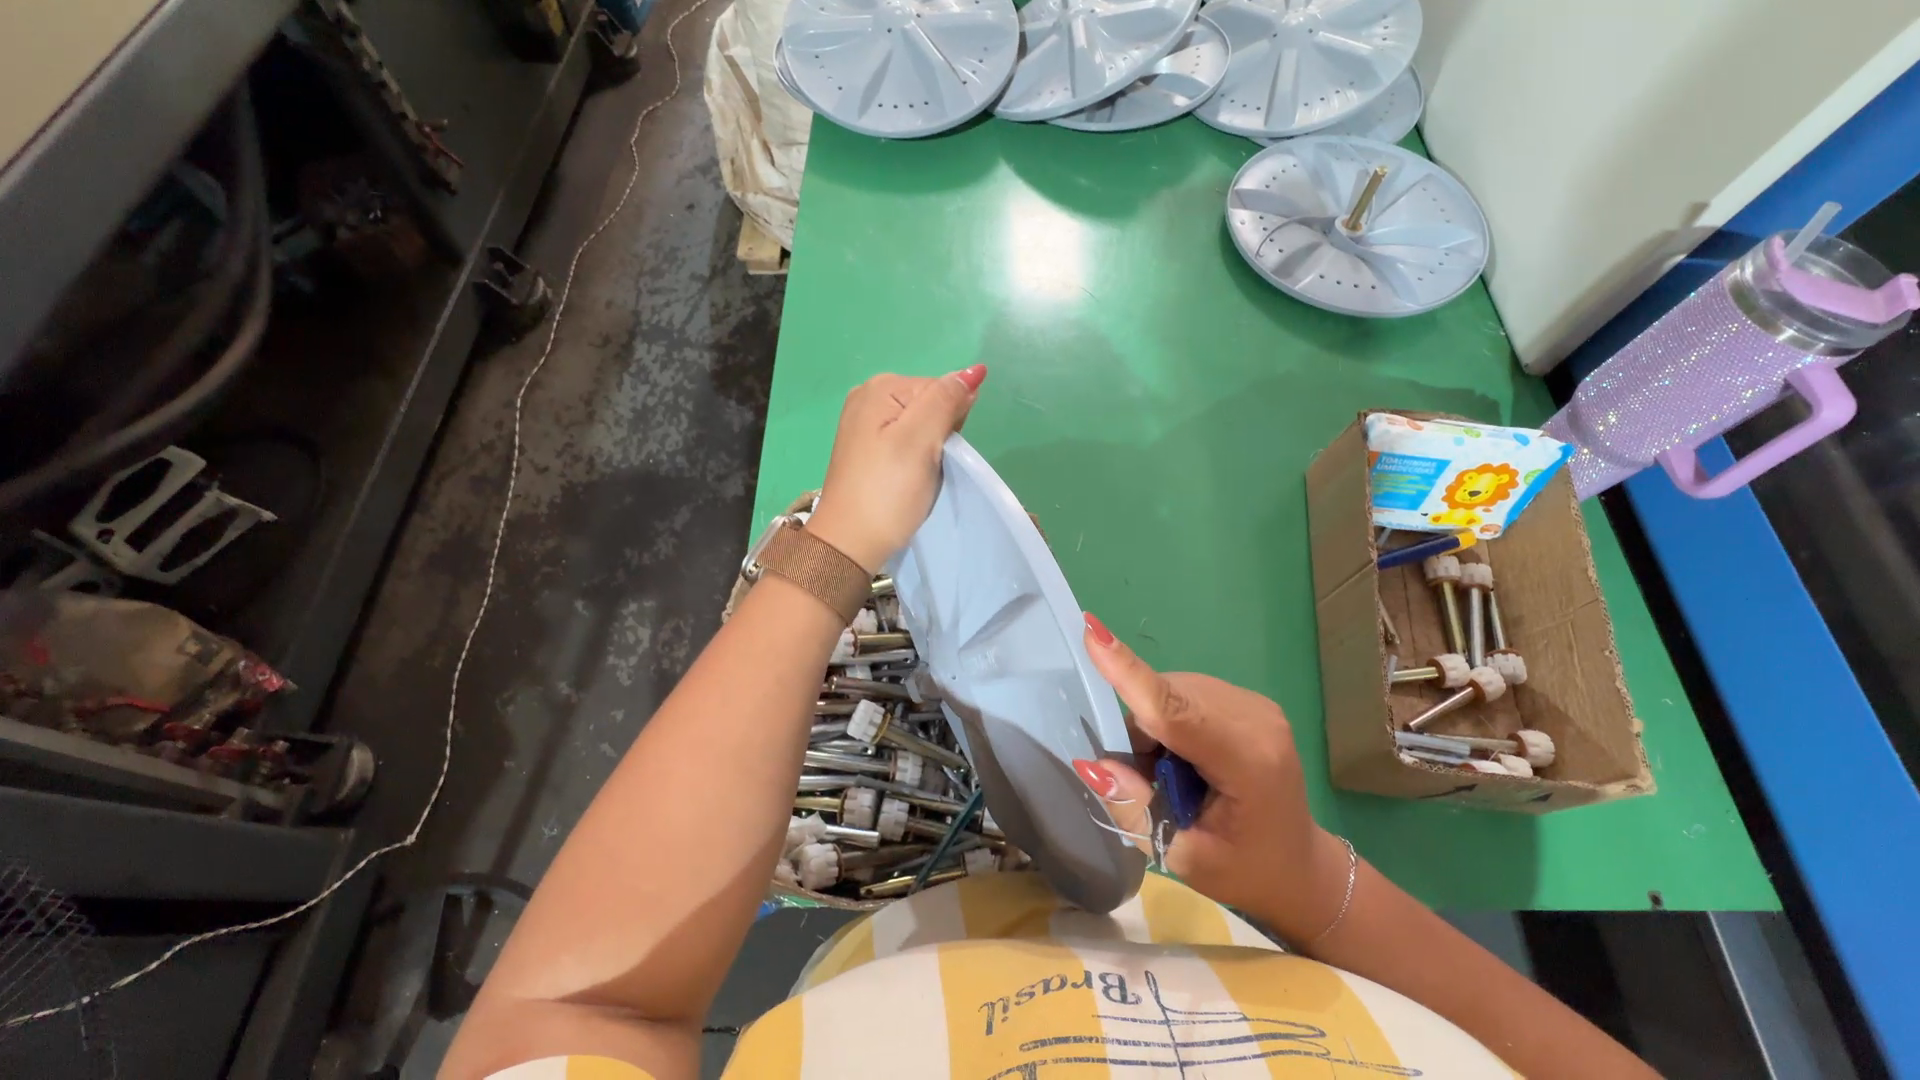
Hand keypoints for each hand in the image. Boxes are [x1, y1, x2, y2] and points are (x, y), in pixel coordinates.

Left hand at [806, 366, 986, 572]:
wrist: (850, 542)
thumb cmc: (889, 490)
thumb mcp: (921, 440)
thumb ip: (946, 400)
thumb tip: (975, 370)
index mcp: (881, 387)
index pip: (940, 389)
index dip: (950, 420)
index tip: (939, 450)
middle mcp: (868, 396)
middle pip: (930, 403)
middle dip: (940, 432)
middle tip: (927, 464)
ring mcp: (865, 423)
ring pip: (921, 425)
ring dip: (929, 448)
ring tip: (917, 474)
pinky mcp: (866, 448)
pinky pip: (906, 441)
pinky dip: (915, 458)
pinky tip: (906, 476)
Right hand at [1073, 613, 1350, 941]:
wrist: (1299, 867)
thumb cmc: (1244, 870)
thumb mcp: (1185, 856)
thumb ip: (1138, 809)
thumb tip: (1094, 765)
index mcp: (1247, 760)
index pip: (1175, 711)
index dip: (1130, 674)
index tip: (1092, 631)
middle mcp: (1255, 717)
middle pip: (1166, 697)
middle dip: (1139, 730)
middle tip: (1149, 782)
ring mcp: (1255, 704)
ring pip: (1172, 692)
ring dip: (1154, 726)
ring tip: (1172, 777)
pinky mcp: (1249, 701)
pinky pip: (1186, 694)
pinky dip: (1170, 721)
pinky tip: (1187, 759)